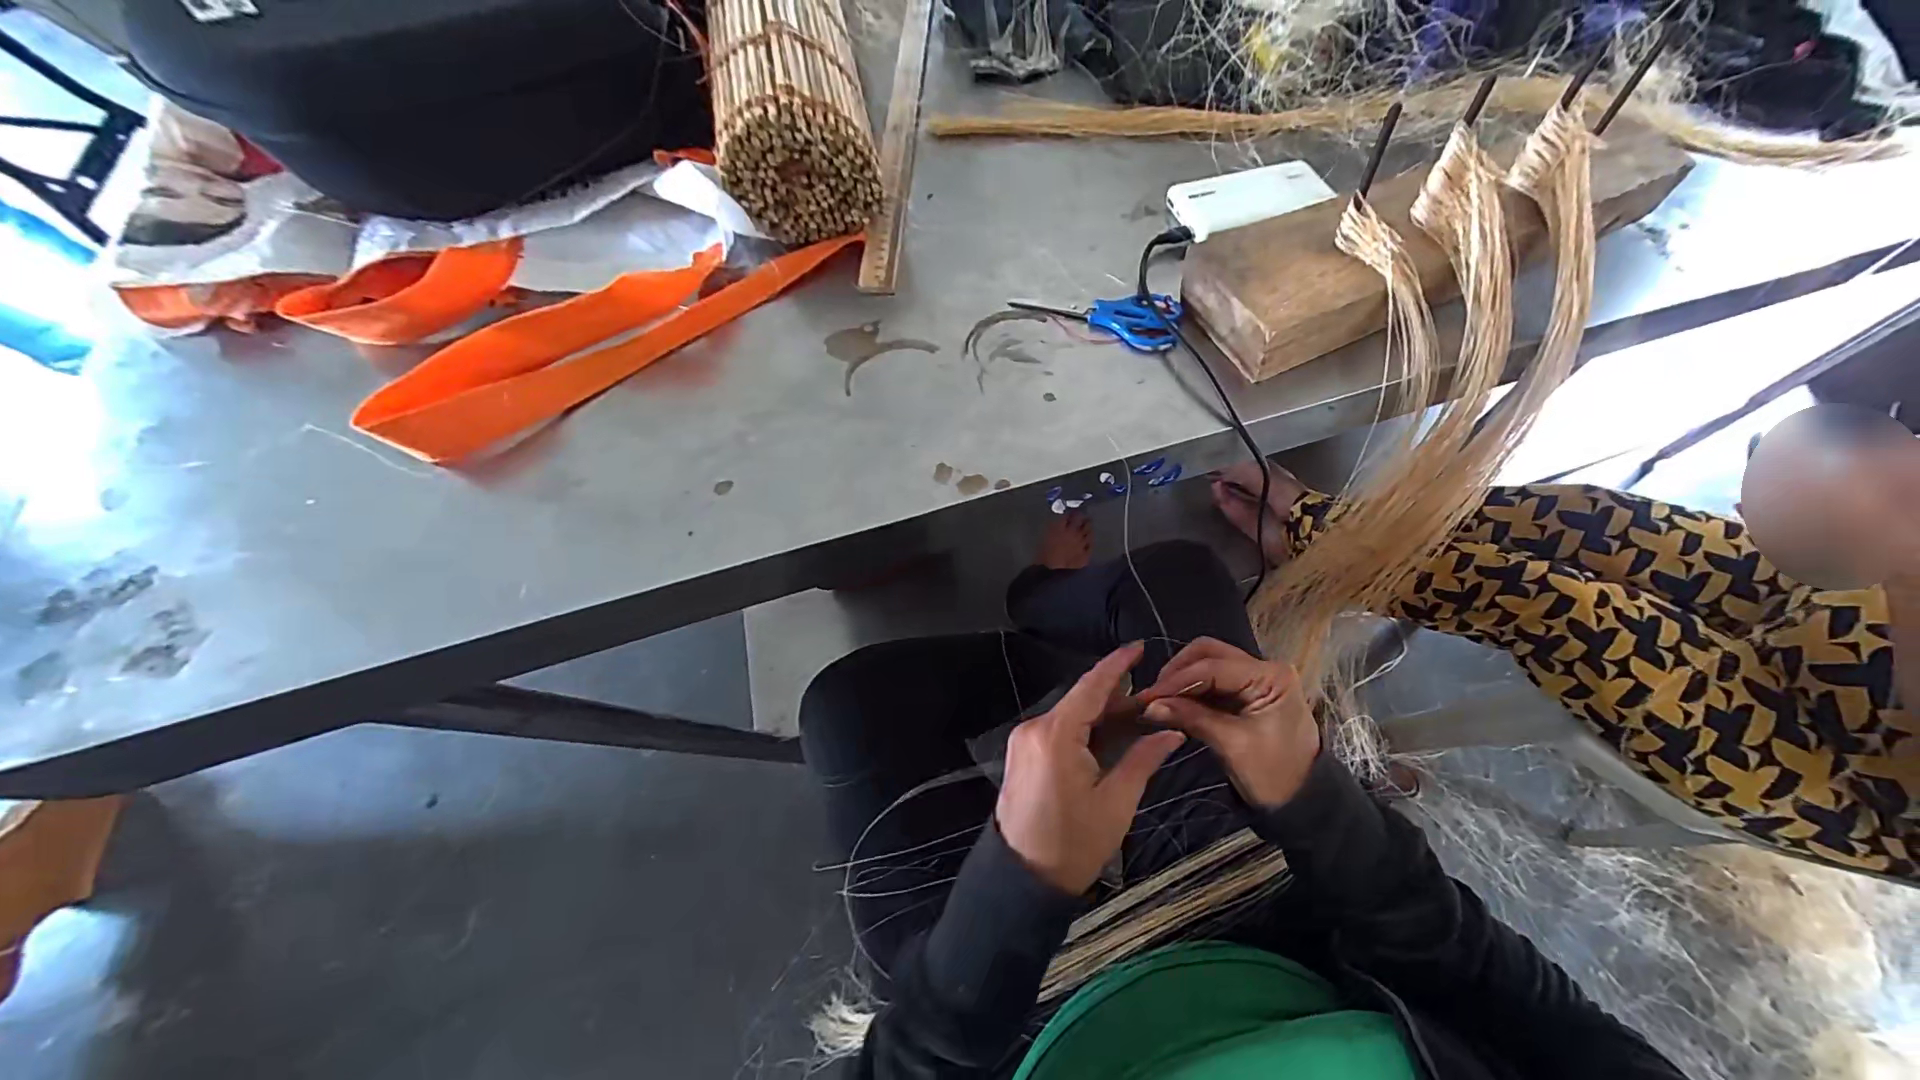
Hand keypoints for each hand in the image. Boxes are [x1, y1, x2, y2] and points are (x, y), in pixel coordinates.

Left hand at [996, 643, 1187, 894]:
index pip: (1090, 688)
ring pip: (1068, 715)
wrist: (1022, 878)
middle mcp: (1033, 728)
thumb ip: (1143, 759)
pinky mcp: (1021, 754)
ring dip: (1099, 714)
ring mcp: (1023, 740)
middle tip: (1151, 697)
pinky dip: (1083, 728)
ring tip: (1136, 716)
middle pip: (1079, 700)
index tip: (1138, 647)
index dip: (1116, 665)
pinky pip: (1057, 729)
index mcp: (1055, 735)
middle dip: (1114, 696)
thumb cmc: (1074, 843)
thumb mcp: (1116, 802)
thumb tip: (1171, 731)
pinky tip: (1107, 734)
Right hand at [1138, 638, 1319, 809]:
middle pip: (1209, 653)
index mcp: (1270, 676)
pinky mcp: (1249, 692)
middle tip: (1154, 695)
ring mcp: (1258, 678)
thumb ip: (1191, 717)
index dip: (1176, 680)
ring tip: (1160, 699)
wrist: (1305, 803)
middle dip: (1178, 671)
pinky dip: (1192, 688)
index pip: (1212, 667)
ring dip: (1182, 678)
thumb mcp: (1232, 745)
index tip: (1147, 698)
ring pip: (1208, 663)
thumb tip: (1150, 705)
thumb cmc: (1274, 774)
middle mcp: (1265, 668)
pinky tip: (1175, 702)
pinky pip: (1213, 680)